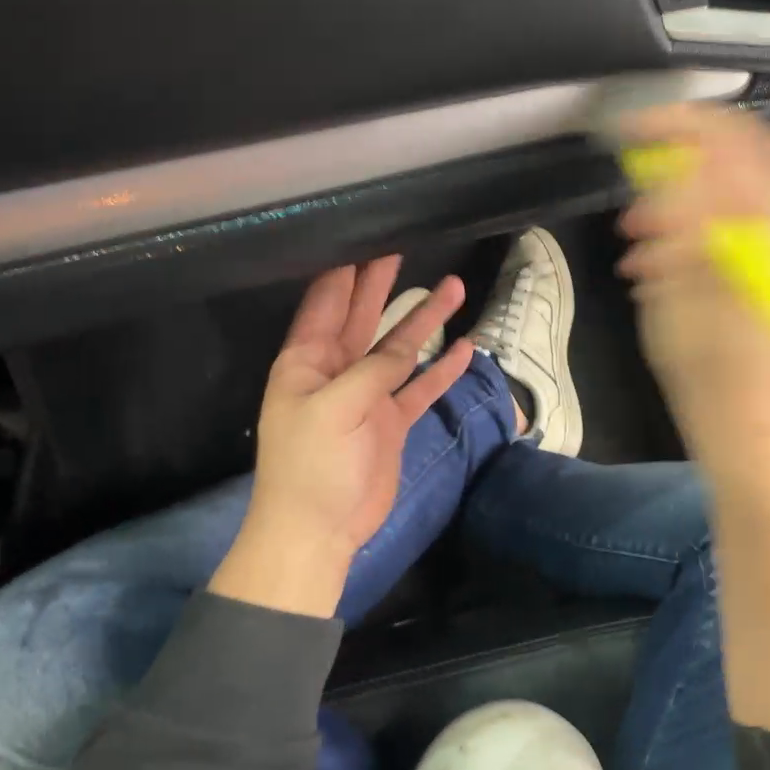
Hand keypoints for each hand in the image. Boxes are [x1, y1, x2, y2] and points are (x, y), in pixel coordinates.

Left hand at [209, 256, 474, 617]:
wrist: (320, 529)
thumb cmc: (310, 466)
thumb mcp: (334, 410)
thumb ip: (371, 372)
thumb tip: (410, 347)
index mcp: (306, 363)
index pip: (326, 306)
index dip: (345, 274)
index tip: (365, 240)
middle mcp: (336, 372)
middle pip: (364, 318)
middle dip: (382, 285)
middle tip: (402, 248)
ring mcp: (368, 397)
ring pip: (400, 349)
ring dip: (424, 321)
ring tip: (453, 288)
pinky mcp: (392, 422)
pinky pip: (420, 388)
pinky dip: (441, 370)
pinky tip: (462, 349)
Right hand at [616, 104, 769, 457]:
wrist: (744, 424)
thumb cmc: (713, 373)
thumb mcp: (683, 283)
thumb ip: (684, 211)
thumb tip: (677, 159)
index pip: (741, 145)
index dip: (683, 127)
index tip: (637, 127)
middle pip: (747, 159)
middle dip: (683, 165)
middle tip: (638, 182)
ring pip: (742, 189)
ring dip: (686, 202)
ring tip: (642, 239)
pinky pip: (749, 219)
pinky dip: (703, 225)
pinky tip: (665, 256)